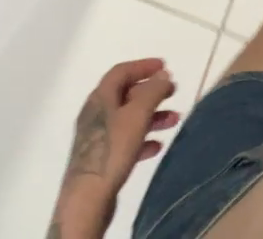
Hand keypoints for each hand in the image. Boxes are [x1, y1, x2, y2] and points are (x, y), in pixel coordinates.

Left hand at [50, 59, 179, 237]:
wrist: (88, 197)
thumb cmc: (112, 149)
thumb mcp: (137, 115)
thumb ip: (152, 92)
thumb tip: (164, 75)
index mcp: (100, 98)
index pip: (121, 71)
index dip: (143, 66)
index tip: (164, 66)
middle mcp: (96, 113)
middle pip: (126, 95)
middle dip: (151, 92)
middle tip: (173, 92)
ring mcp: (98, 137)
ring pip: (129, 118)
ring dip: (152, 116)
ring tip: (174, 120)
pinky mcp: (102, 158)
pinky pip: (126, 141)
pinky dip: (143, 138)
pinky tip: (157, 146)